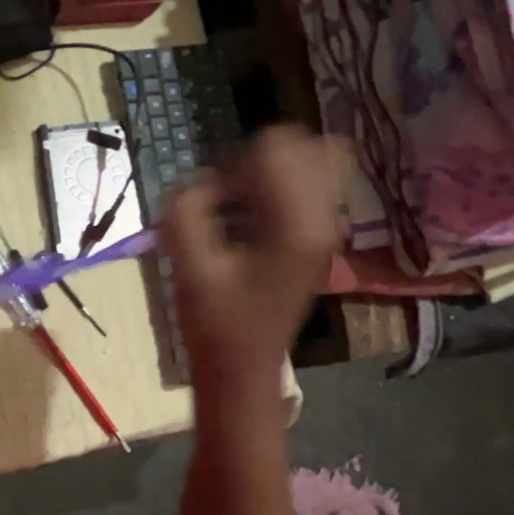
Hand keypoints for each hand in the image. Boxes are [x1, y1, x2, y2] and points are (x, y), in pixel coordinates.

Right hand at [162, 125, 344, 391]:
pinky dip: (281, 189)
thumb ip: (186, 215)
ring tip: (240, 209)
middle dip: (257, 163)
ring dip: (271, 173)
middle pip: (303, 145)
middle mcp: (325, 216)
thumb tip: (198, 187)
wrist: (242, 370)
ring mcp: (327, 227)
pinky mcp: (318, 237)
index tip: (211, 207)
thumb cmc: (215, 325)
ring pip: (314, 161)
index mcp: (298, 222)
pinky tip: (251, 222)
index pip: (274, 148)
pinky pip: (311, 186)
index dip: (232, 168)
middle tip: (227, 203)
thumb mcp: (189, 270)